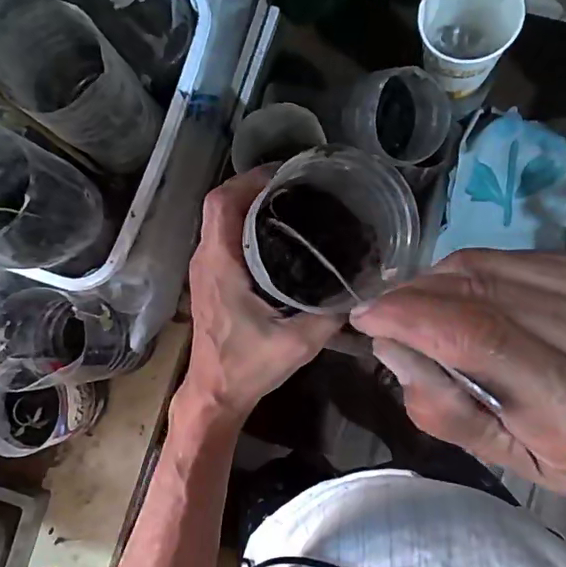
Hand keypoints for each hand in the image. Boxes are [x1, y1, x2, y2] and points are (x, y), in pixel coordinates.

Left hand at [179, 168, 340, 433]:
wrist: (214, 393)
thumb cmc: (247, 367)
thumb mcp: (297, 344)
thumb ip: (330, 314)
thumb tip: (362, 287)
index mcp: (220, 264)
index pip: (222, 203)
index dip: (249, 179)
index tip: (285, 173)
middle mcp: (206, 258)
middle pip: (220, 203)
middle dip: (253, 185)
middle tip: (296, 183)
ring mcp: (203, 268)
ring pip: (219, 218)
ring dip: (247, 202)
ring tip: (290, 199)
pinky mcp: (209, 278)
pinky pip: (222, 235)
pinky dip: (243, 222)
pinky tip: (276, 231)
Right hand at [348, 248, 565, 504]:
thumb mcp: (514, 463)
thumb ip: (448, 411)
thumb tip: (394, 349)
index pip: (485, 341)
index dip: (414, 319)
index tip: (367, 317)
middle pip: (482, 293)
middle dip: (415, 296)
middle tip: (384, 313)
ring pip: (491, 266)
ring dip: (437, 281)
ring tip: (419, 306)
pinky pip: (512, 257)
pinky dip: (472, 273)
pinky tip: (467, 297)